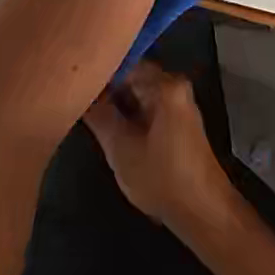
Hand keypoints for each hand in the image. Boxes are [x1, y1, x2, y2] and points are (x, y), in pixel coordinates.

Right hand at [83, 61, 239, 231]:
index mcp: (165, 84)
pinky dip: (126, 111)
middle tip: (73, 95)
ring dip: (113, 100)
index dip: (96, 71)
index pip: (123, 62)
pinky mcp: (176, 118)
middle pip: (130, 75)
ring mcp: (177, 101)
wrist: (203, 212)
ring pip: (135, 91)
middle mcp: (174, 84)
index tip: (71, 78)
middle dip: (103, 86)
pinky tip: (106, 122)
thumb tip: (79, 90)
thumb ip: (98, 115)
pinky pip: (144, 104)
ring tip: (82, 107)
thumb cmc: (162, 179)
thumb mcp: (120, 149)